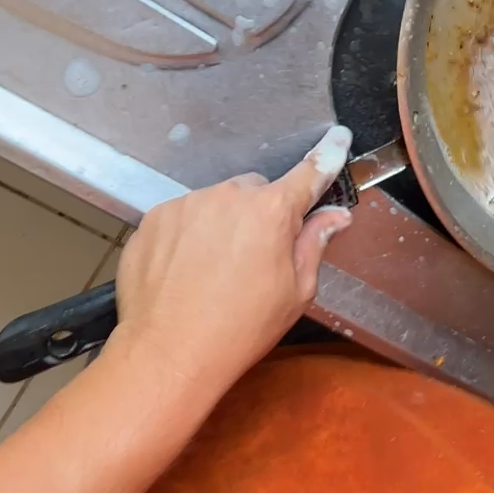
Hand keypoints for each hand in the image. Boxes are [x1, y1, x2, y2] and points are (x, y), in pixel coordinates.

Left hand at [108, 126, 354, 392]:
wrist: (167, 356)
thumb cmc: (240, 329)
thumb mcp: (295, 293)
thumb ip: (314, 244)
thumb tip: (335, 216)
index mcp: (271, 212)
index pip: (308, 174)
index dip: (328, 155)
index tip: (339, 136)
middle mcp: (228, 197)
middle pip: (255, 191)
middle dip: (260, 213)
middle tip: (254, 256)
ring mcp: (187, 204)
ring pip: (216, 203)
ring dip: (221, 223)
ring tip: (212, 269)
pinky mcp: (154, 218)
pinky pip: (182, 215)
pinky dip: (188, 234)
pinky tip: (185, 269)